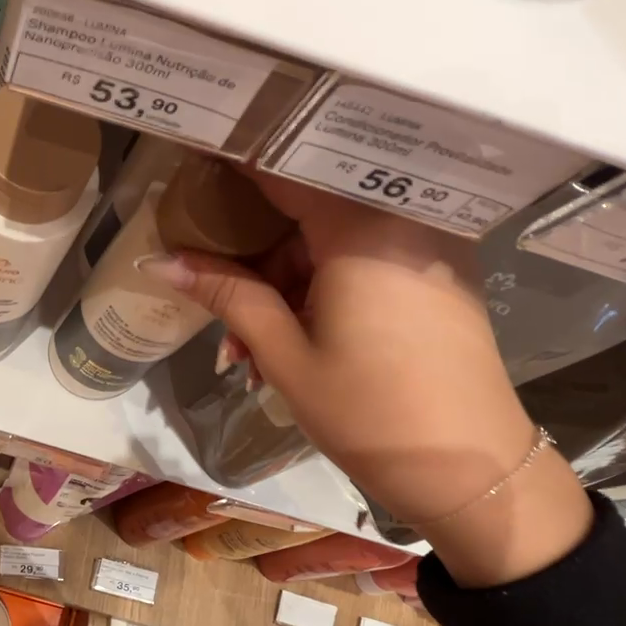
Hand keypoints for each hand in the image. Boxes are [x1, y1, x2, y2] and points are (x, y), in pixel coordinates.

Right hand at [142, 174, 592, 586]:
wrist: (465, 464)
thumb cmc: (365, 410)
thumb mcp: (284, 354)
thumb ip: (228, 296)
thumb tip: (161, 261)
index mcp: (362, 230)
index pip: (287, 172)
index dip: (237, 166)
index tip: (199, 161)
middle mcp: (403, 219)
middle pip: (307, 215)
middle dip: (256, 264)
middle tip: (223, 320)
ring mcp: (429, 247)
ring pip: (333, 246)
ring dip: (285, 292)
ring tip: (252, 357)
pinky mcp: (439, 275)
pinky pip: (366, 265)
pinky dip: (323, 296)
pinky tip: (297, 348)